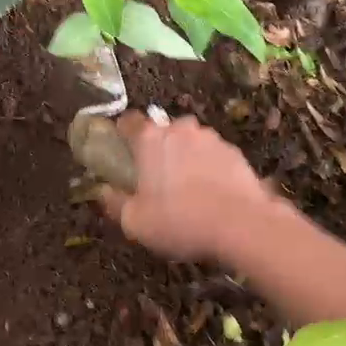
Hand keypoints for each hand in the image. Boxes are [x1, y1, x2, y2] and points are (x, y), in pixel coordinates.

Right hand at [100, 111, 278, 263]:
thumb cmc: (180, 220)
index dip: (122, 133)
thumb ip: (115, 203)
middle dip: (157, 148)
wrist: (242, 224)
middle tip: (156, 178)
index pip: (128, 121)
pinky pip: (212, 155)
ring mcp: (209, 137)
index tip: (121, 150)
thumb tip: (103, 191)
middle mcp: (179, 128)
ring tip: (188, 189)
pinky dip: (208, 167)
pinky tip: (212, 193)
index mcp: (149, 138)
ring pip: (189, 142)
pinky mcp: (233, 150)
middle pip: (161, 131)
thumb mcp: (136, 222)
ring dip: (185, 157)